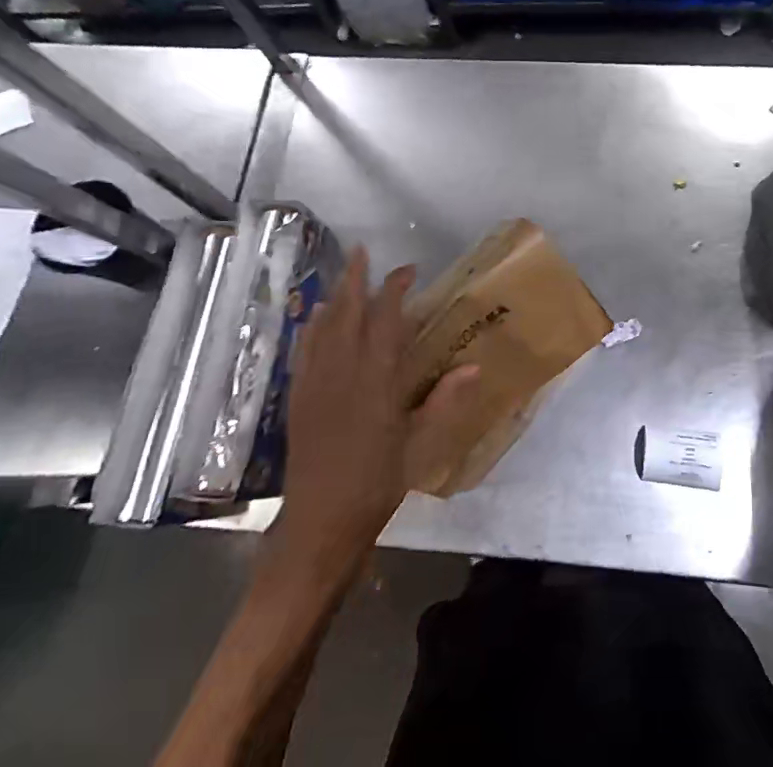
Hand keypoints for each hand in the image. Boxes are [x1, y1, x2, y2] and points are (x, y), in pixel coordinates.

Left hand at [281, 247, 478, 556]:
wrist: (320, 521)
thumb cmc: (377, 484)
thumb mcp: (418, 444)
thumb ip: (444, 400)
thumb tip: (474, 366)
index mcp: (376, 381)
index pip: (385, 320)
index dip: (395, 289)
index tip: (409, 270)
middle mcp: (341, 372)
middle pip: (347, 312)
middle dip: (355, 278)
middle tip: (362, 251)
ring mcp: (314, 383)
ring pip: (322, 327)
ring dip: (334, 297)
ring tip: (343, 278)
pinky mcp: (298, 398)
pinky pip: (304, 350)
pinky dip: (312, 328)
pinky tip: (315, 321)